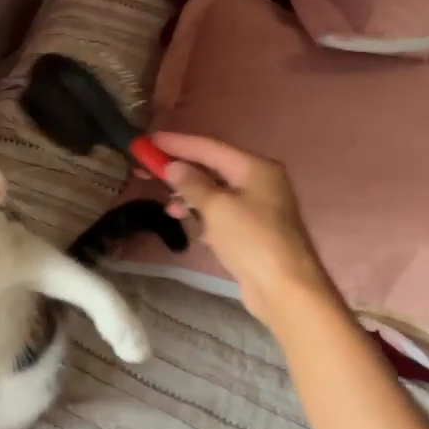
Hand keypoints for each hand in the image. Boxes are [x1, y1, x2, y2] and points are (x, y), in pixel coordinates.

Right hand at [149, 132, 335, 322]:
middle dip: (179, 169)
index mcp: (255, 168)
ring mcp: (257, 206)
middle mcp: (259, 181)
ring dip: (188, 194)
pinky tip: (186, 221)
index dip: (177, 144)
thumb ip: (192, 184)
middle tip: (145, 168)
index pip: (209, 148)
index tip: (147, 141)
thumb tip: (174, 167)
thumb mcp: (217, 208)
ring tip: (166, 205)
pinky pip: (220, 211)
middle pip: (212, 167)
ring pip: (215, 191)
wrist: (284, 287)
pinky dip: (201, 213)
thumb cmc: (251, 240)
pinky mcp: (251, 229)